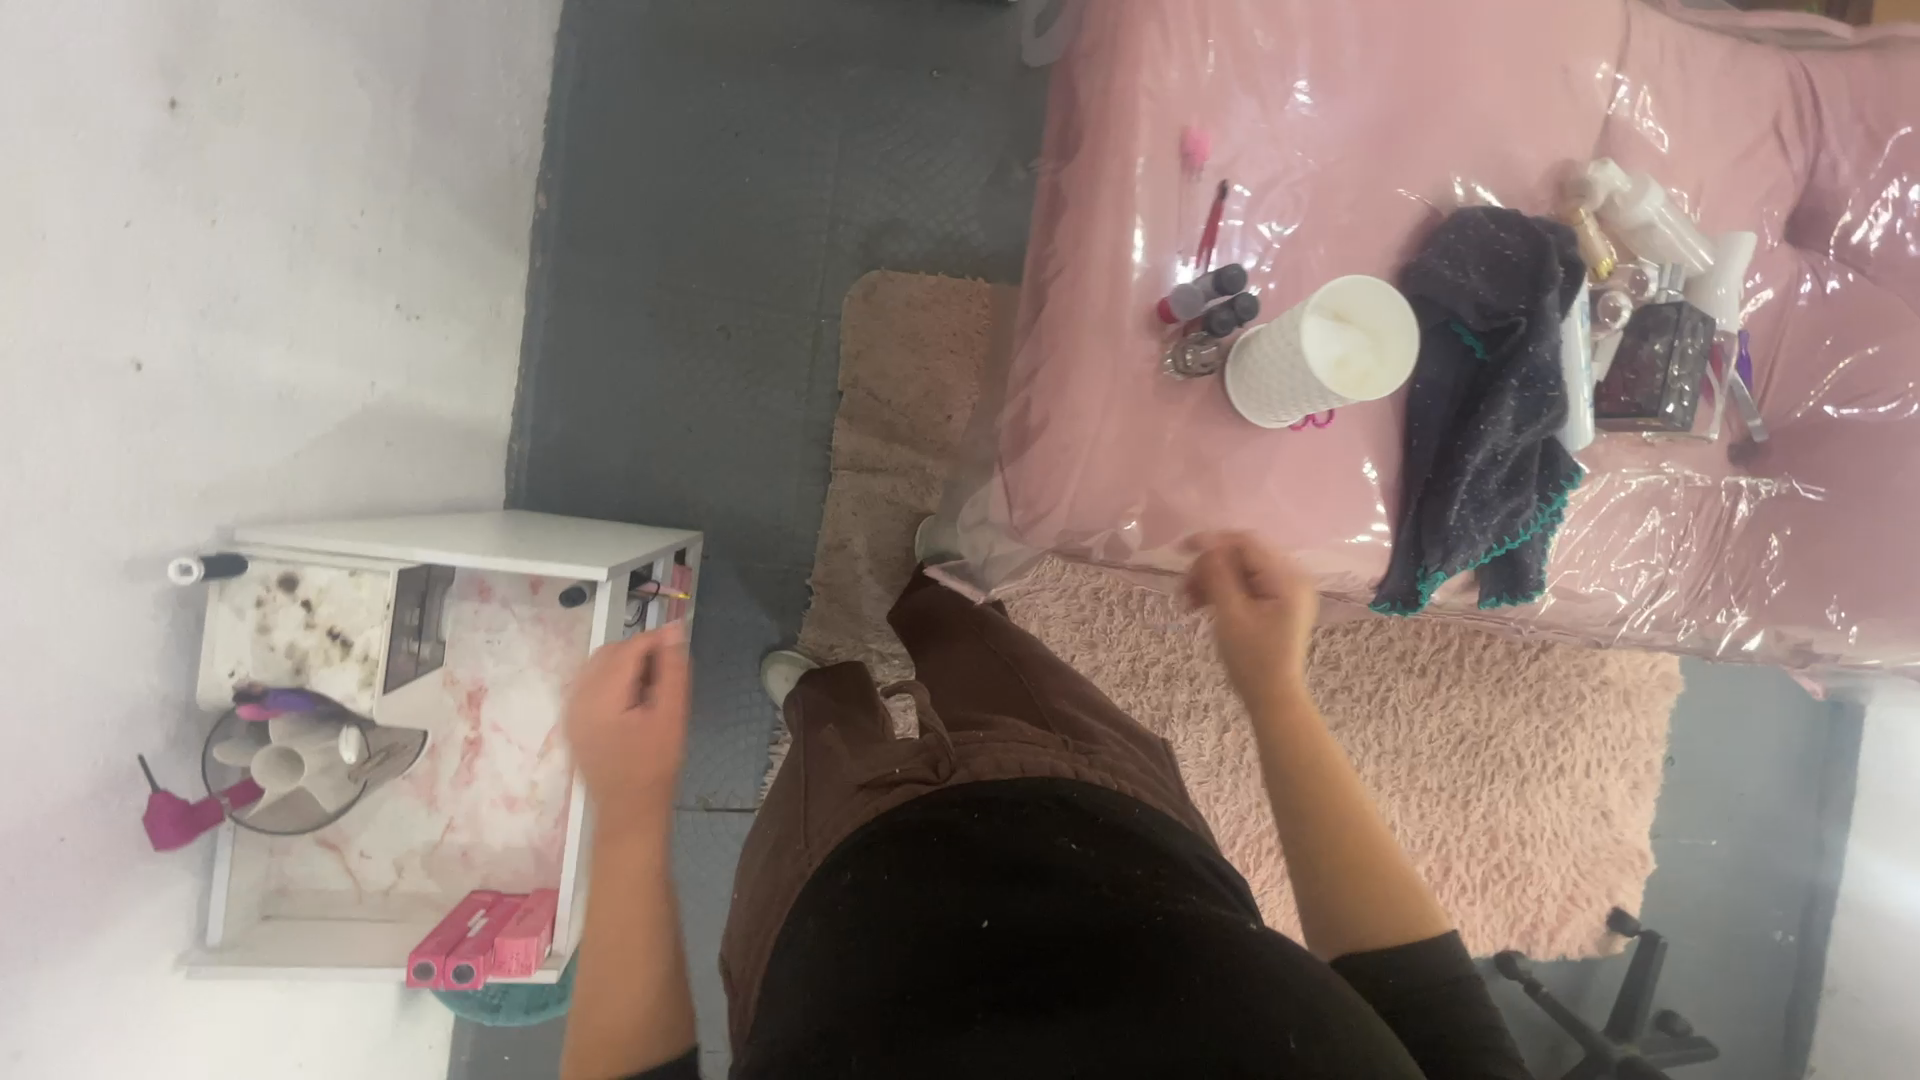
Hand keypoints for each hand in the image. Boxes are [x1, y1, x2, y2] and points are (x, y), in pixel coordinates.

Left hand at [564, 622, 689, 829]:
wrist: (628, 810)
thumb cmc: (655, 764)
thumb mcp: (672, 714)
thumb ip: (673, 669)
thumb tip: (673, 631)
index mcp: (600, 696)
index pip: (627, 648)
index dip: (655, 640)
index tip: (680, 646)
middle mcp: (576, 698)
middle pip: (608, 652)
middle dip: (639, 652)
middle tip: (667, 673)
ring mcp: (569, 711)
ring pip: (597, 666)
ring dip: (626, 665)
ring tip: (651, 687)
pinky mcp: (571, 721)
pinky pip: (590, 684)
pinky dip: (612, 681)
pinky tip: (632, 701)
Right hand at [1183, 531, 1318, 709]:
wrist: (1272, 697)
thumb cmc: (1252, 659)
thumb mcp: (1231, 614)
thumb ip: (1219, 575)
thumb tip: (1206, 545)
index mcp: (1287, 578)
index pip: (1246, 543)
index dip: (1212, 541)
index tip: (1180, 550)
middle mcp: (1291, 577)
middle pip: (1241, 555)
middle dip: (1208, 567)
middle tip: (1183, 587)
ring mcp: (1285, 590)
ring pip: (1239, 569)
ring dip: (1211, 579)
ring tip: (1187, 600)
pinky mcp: (1276, 602)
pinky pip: (1245, 584)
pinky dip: (1221, 590)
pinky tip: (1200, 604)